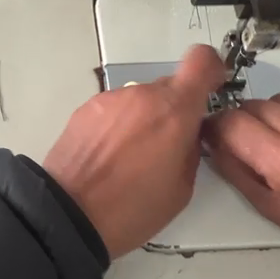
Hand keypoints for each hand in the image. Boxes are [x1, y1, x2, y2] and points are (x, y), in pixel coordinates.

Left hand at [42, 45, 223, 259]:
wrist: (69, 216)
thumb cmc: (130, 209)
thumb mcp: (181, 189)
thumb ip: (191, 149)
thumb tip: (186, 134)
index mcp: (175, 112)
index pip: (201, 62)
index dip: (210, 70)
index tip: (209, 88)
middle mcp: (142, 96)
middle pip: (169, 87)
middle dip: (173, 110)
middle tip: (166, 146)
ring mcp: (110, 100)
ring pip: (139, 100)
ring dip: (142, 120)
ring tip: (130, 158)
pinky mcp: (85, 109)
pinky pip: (114, 110)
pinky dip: (117, 126)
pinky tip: (108, 156)